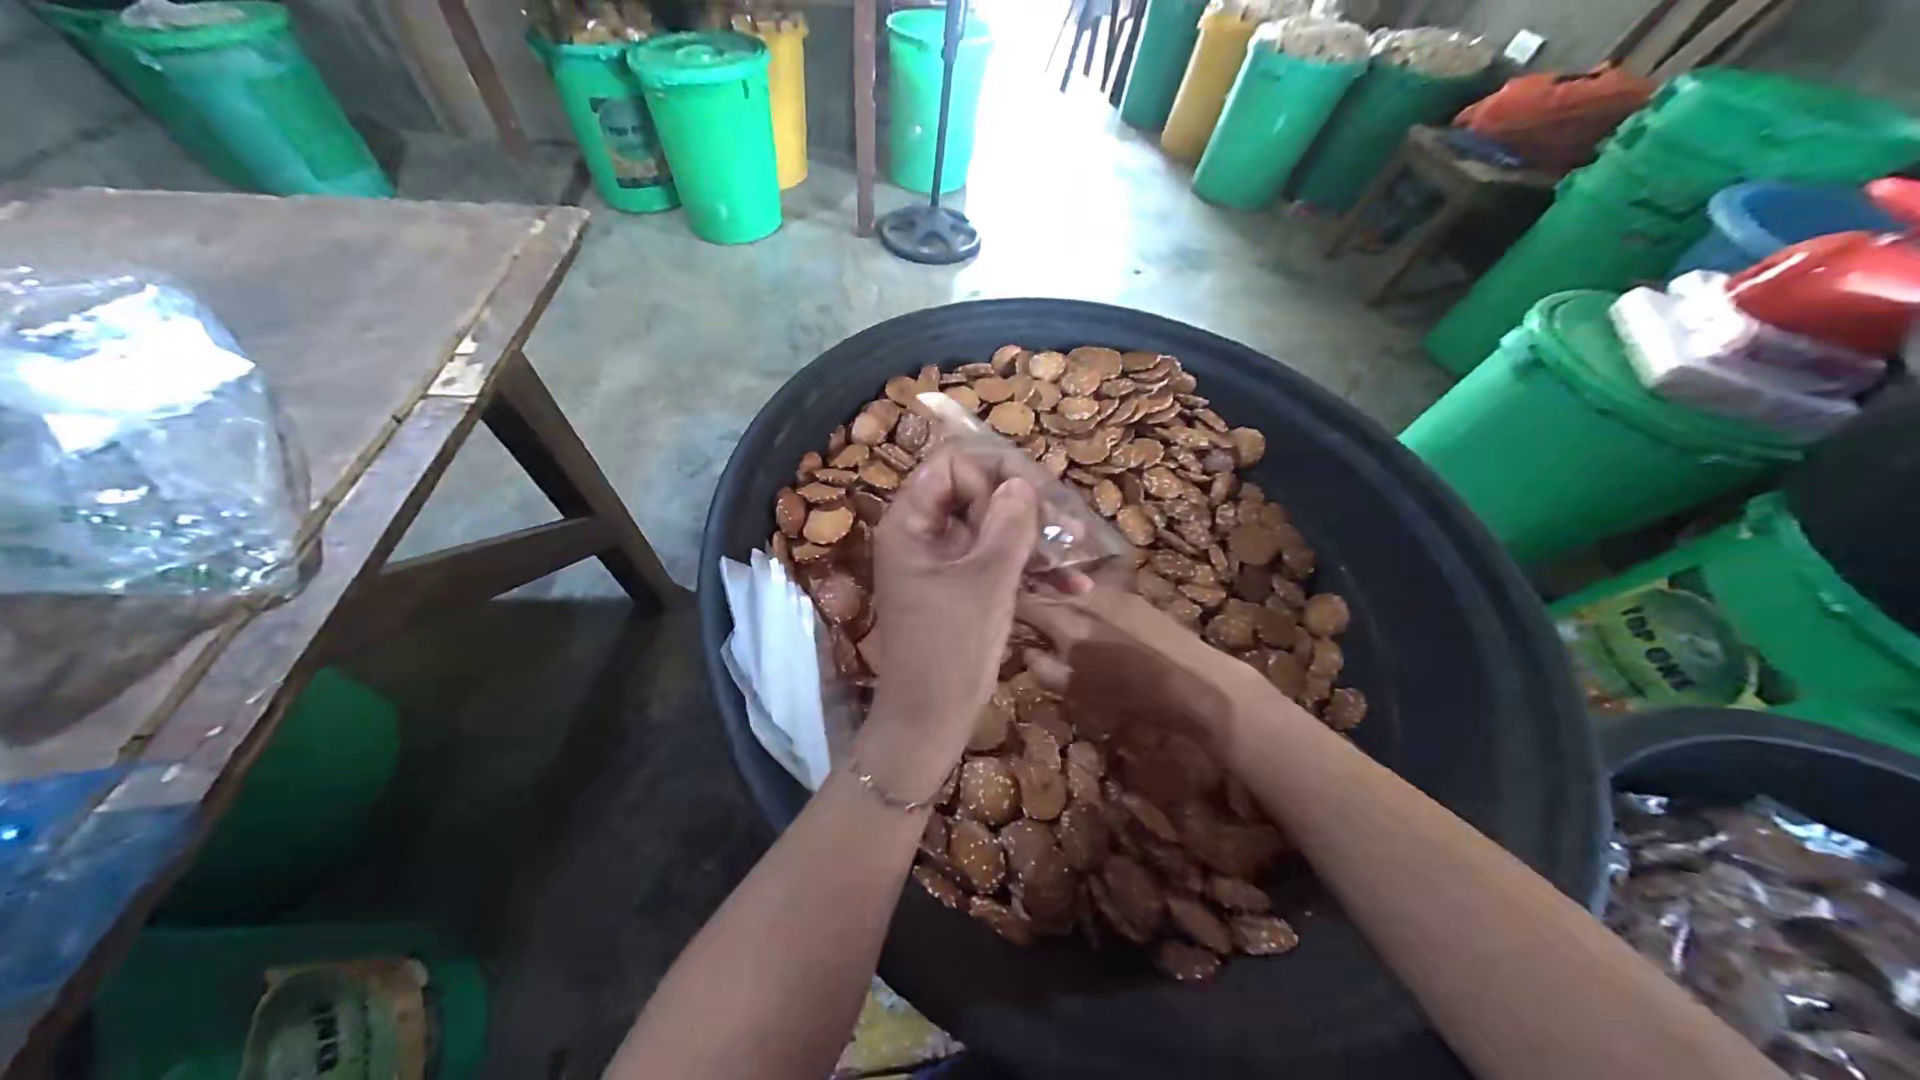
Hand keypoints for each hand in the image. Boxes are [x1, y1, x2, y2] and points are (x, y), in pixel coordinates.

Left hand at [859, 448, 1040, 794]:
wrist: (930, 720)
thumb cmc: (951, 647)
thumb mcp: (986, 581)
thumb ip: (1008, 525)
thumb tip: (1023, 483)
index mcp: (910, 524)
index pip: (951, 465)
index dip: (993, 474)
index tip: (1032, 499)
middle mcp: (923, 536)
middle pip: (976, 494)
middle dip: (1025, 507)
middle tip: (1069, 524)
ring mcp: (943, 564)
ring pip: (993, 530)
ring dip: (1036, 539)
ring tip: (1081, 554)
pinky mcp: (961, 590)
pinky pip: (996, 563)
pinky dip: (1029, 570)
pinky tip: (1073, 585)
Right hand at [1017, 584, 1272, 756]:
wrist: (1194, 682)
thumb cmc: (1131, 694)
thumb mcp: (1077, 690)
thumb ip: (1044, 668)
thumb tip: (1026, 652)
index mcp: (1065, 621)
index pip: (1020, 601)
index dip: (1002, 605)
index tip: (992, 615)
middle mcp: (1082, 596)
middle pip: (1042, 589)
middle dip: (1026, 598)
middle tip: (1014, 615)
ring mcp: (1108, 591)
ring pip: (1066, 587)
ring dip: (1052, 597)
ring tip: (1045, 616)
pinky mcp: (1129, 594)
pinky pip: (1090, 590)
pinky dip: (1076, 599)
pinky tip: (1080, 617)